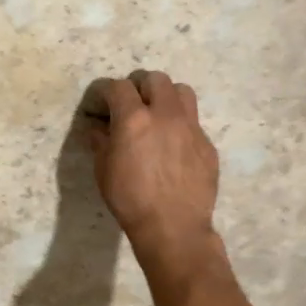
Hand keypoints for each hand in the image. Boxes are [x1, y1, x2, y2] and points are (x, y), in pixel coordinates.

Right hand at [86, 69, 219, 248]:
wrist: (173, 226)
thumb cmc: (130, 198)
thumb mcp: (103, 170)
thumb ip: (100, 142)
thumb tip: (98, 128)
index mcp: (134, 119)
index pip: (118, 87)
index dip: (106, 91)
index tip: (101, 102)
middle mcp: (165, 115)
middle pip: (155, 79)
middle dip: (140, 86)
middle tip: (132, 104)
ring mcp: (191, 127)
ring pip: (182, 91)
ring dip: (166, 96)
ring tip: (157, 115)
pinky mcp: (207, 144)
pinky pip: (193, 122)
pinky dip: (180, 125)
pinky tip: (173, 146)